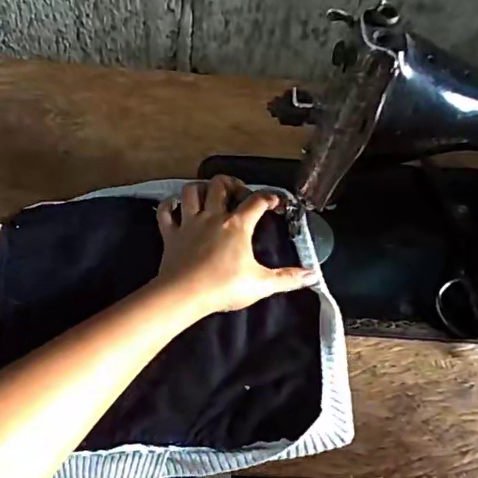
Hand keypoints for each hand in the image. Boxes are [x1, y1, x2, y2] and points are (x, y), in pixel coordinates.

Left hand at [153, 175, 316, 316]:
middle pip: (220, 184)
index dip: (270, 197)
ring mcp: (189, 223)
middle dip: (231, 183)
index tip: (275, 202)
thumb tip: (312, 275)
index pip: (257, 200)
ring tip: (209, 195)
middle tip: (238, 194)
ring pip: (191, 191)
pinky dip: (169, 205)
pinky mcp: (170, 234)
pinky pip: (165, 212)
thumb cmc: (223, 287)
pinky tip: (175, 207)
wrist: (184, 294)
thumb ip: (288, 278)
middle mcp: (212, 217)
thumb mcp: (262, 284)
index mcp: (237, 225)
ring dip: (200, 188)